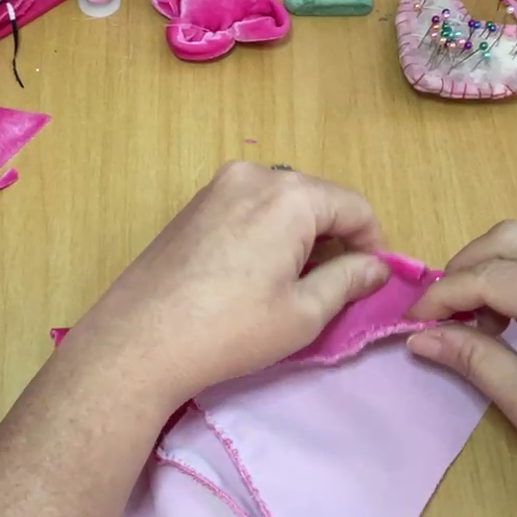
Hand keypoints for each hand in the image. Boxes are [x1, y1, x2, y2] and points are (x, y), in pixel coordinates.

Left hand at [60, 162, 389, 409]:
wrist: (139, 340)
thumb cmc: (230, 330)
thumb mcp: (303, 313)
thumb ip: (348, 280)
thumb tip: (377, 267)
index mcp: (288, 195)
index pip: (353, 206)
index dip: (373, 242)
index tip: (373, 277)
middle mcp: (252, 176)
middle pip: (314, 197)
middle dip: (334, 235)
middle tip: (335, 283)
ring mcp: (215, 187)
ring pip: (278, 201)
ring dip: (298, 233)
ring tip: (291, 280)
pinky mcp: (190, 206)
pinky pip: (245, 207)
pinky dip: (263, 230)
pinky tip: (252, 272)